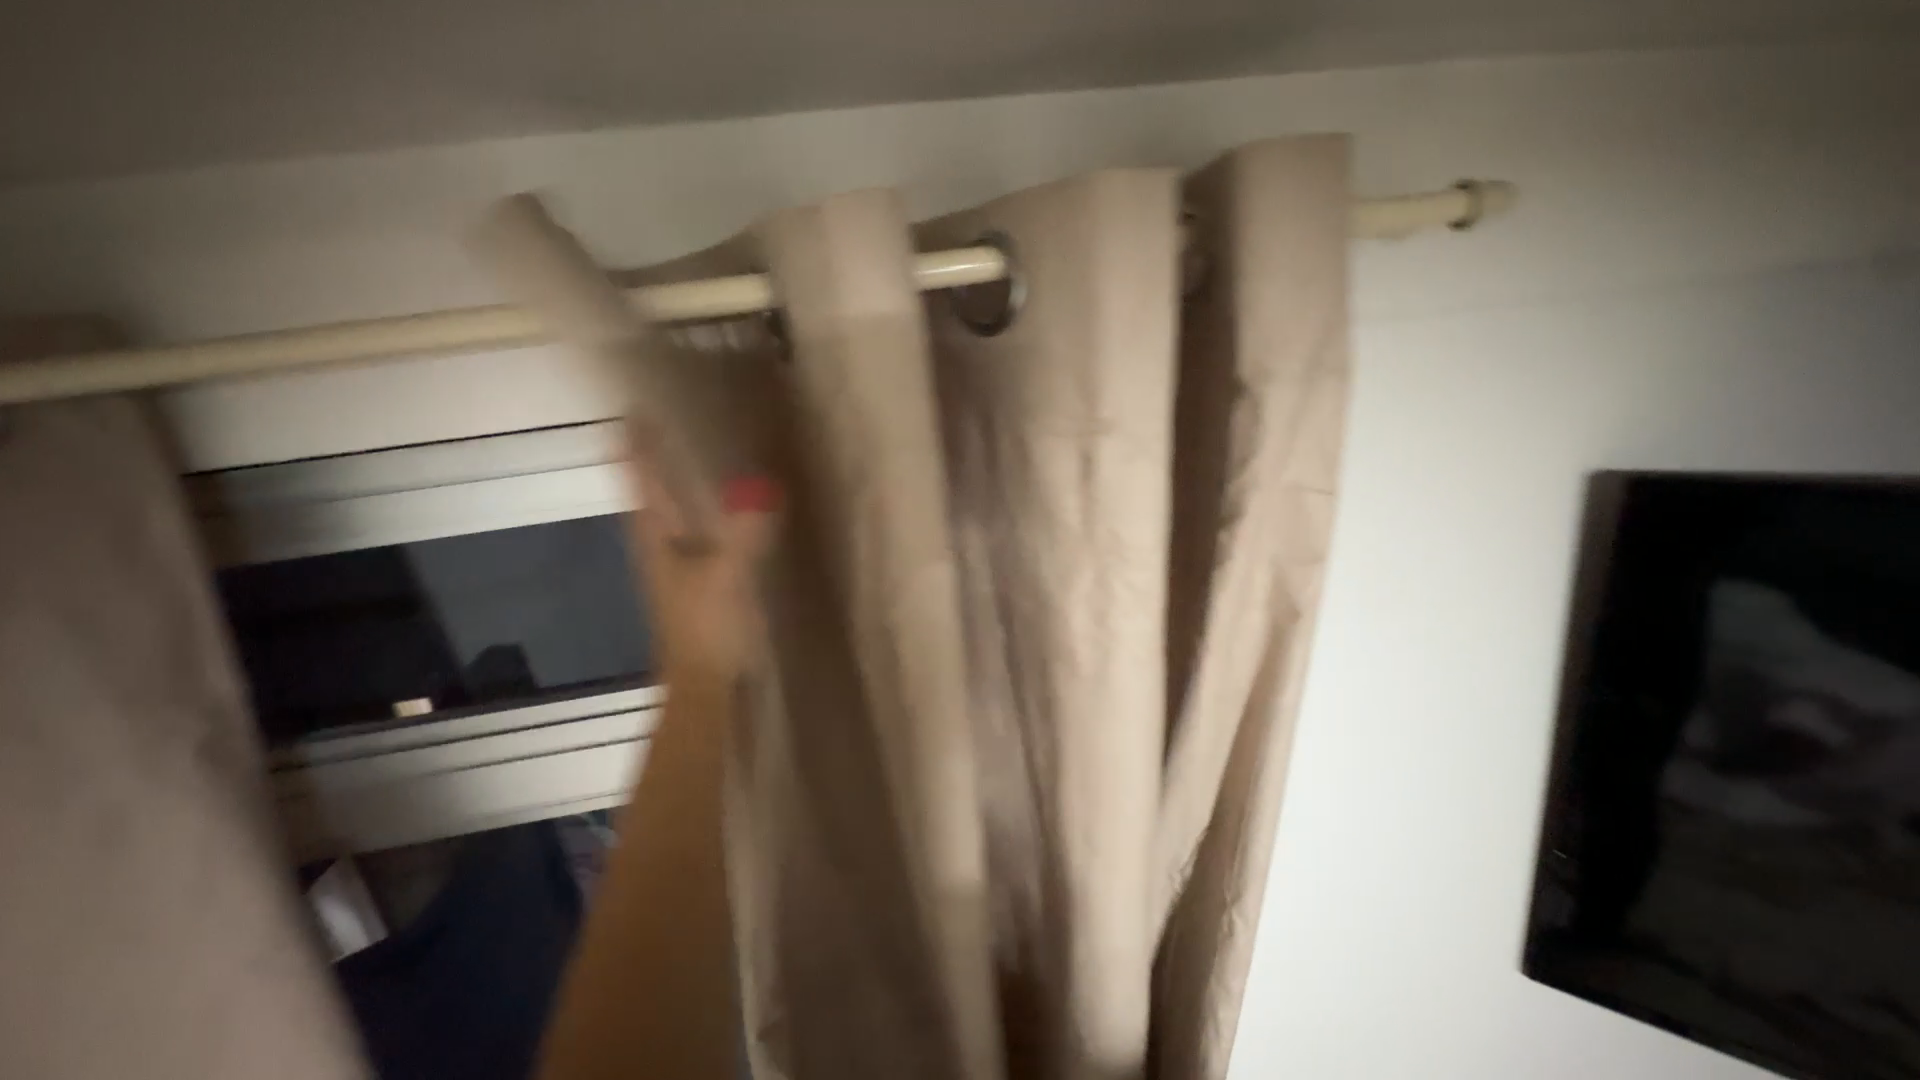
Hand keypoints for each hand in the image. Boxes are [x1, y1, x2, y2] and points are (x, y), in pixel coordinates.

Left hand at [624, 435, 778, 683]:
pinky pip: (701, 533)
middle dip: (655, 457)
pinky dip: (707, 510)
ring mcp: (679, 567)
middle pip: (652, 492)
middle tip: (669, 420)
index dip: (636, 446)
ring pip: (674, 512)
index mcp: (657, 539)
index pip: (641, 481)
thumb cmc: (707, 630)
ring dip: (679, 483)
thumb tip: (759, 487)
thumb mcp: (727, 577)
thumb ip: (742, 532)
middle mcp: (661, 547)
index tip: (635, 409)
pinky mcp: (700, 583)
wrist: (707, 689)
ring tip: (696, 451)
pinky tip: (727, 506)